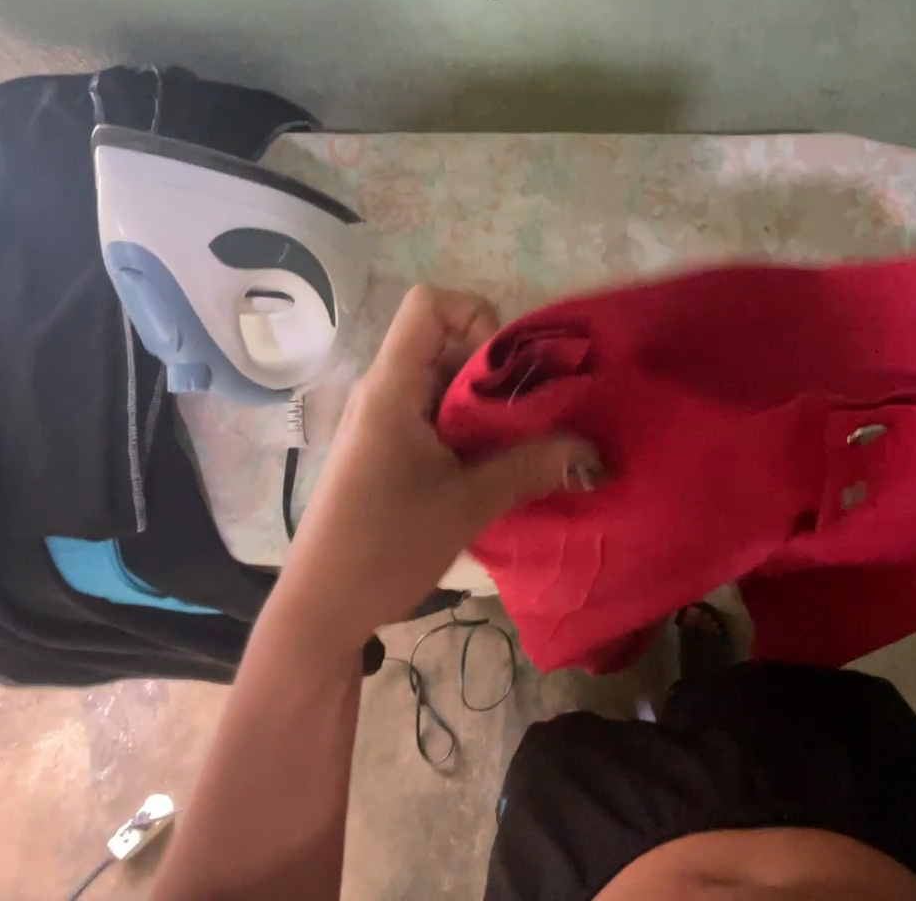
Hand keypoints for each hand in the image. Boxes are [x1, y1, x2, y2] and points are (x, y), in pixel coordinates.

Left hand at [278, 286, 603, 649]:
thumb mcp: (467, 504)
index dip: (477, 319)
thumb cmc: (383, 547)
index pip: (431, 304)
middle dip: (499, 372)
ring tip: (524, 446)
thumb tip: (595, 453)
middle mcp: (386, 391)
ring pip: (447, 384)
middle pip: (448, 344)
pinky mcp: (390, 450)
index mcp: (392, 387)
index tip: (507, 373)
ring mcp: (385, 421)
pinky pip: (439, 417)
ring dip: (490, 407)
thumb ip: (533, 467)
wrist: (320, 610)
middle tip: (538, 416)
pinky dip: (473, 431)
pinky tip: (496, 469)